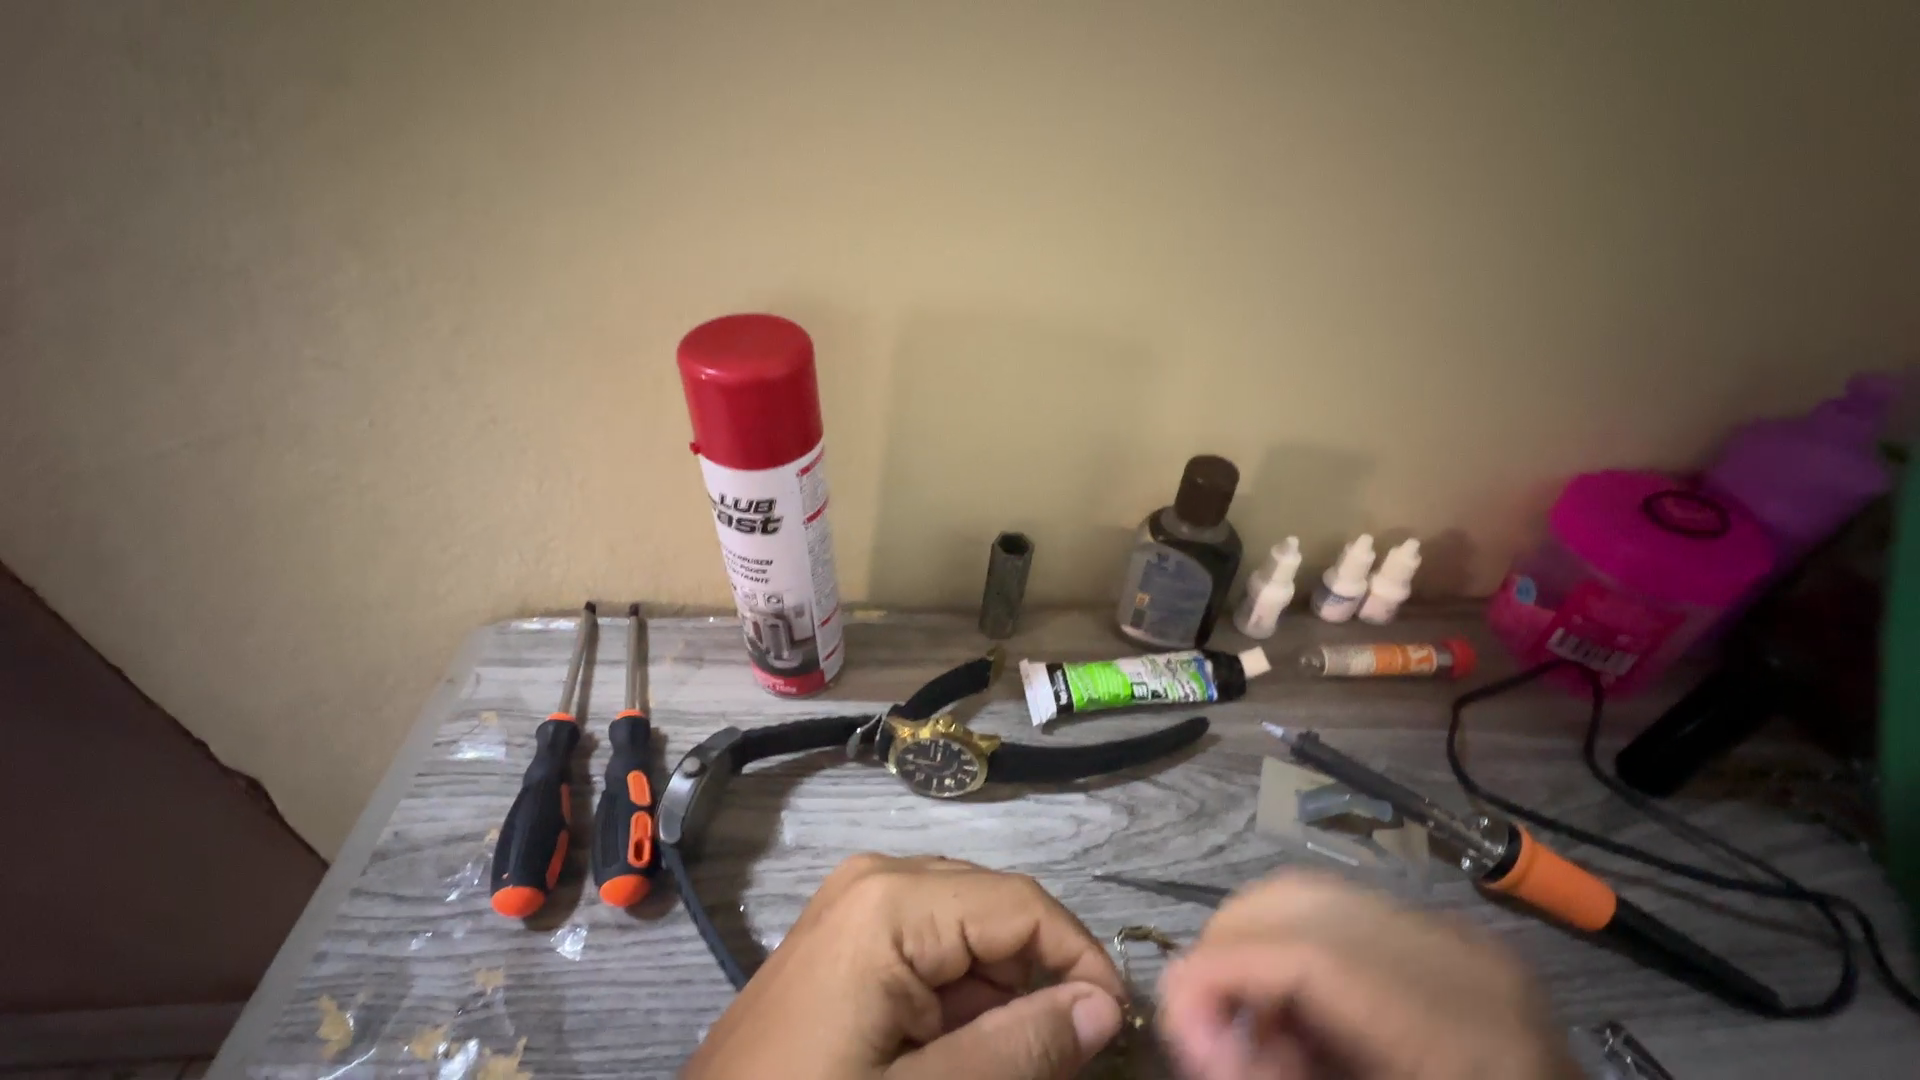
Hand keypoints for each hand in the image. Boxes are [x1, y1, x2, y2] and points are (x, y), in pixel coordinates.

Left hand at [682, 854, 1125, 1079]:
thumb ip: (1019, 1048)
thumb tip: (1105, 1005)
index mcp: (892, 901)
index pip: (1022, 904)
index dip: (1080, 958)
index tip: (1118, 1027)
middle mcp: (877, 878)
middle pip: (995, 910)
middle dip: (1038, 979)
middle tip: (1064, 1056)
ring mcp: (857, 902)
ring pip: (968, 930)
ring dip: (1001, 993)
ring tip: (1006, 1060)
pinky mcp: (847, 933)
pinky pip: (929, 946)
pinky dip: (959, 997)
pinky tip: (953, 1048)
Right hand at [1158, 872, 1578, 1079]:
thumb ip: (1270, 1071)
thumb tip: (1189, 1022)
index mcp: (1463, 1033)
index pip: (1310, 953)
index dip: (1220, 970)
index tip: (1174, 1018)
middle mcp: (1466, 960)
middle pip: (1300, 900)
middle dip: (1226, 949)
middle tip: (1202, 1021)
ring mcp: (1465, 942)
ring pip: (1313, 894)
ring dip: (1256, 947)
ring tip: (1251, 1023)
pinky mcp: (1459, 942)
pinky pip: (1345, 915)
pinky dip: (1296, 951)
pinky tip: (1298, 1016)